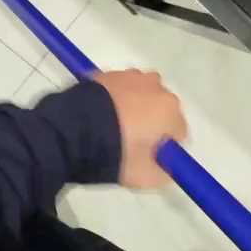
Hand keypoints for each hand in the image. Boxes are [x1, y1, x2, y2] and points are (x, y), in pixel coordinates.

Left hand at [91, 69, 187, 189]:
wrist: (72, 130)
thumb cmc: (116, 152)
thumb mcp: (145, 177)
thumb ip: (163, 173)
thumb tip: (165, 167)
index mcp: (170, 110)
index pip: (178, 133)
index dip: (164, 148)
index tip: (148, 157)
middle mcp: (156, 86)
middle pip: (160, 109)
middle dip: (150, 123)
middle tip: (129, 142)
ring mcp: (129, 76)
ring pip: (140, 95)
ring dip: (133, 107)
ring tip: (112, 127)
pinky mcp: (106, 73)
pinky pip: (119, 89)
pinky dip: (114, 99)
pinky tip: (100, 115)